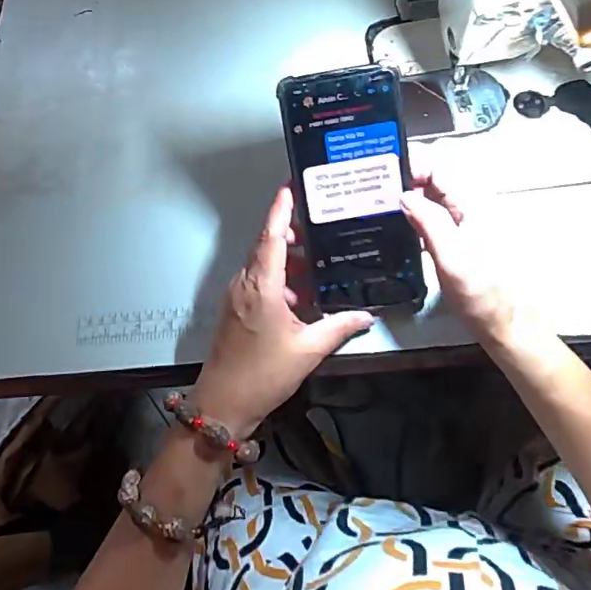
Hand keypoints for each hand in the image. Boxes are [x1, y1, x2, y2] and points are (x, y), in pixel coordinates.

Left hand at [191, 186, 374, 435]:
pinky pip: (260, 280)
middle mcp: (245, 283)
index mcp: (261, 286)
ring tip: (318, 257)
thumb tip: (366, 315)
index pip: (272, 236)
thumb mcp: (308, 350)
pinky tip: (303, 292)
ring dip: (288, 257)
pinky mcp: (237, 308)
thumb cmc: (263, 375)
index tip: (292, 185)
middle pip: (268, 244)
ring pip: (264, 263)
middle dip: (291, 230)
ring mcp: (238, 295)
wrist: (223, 403)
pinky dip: (281, 278)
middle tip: (320, 219)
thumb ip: (339, 326)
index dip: (281, 208)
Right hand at [400, 163, 523, 345]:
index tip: (386, 179)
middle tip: (375, 192)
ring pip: (433, 201)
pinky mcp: (463, 241)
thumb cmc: (483, 295)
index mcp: (473, 205)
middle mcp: (472, 209)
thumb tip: (405, 195)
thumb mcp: (451, 257)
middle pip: (434, 182)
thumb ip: (429, 221)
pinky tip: (403, 230)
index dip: (411, 168)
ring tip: (383, 208)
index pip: (438, 169)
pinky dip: (417, 218)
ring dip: (410, 200)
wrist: (507, 326)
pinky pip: (436, 219)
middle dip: (405, 182)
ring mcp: (468, 225)